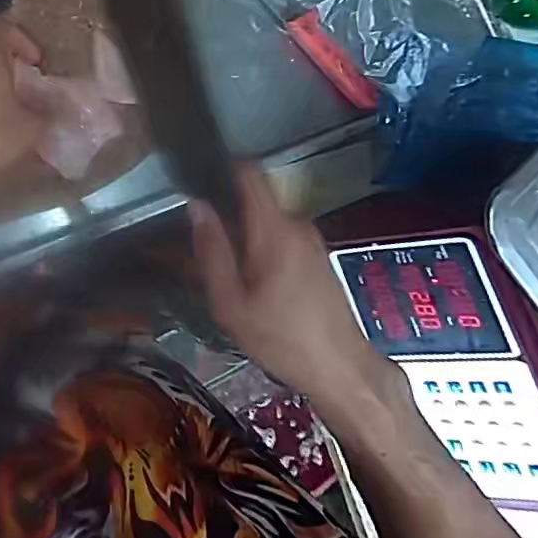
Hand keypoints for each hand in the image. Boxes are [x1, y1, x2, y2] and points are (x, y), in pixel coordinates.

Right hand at [189, 161, 402, 423]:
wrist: (341, 370)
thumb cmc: (279, 337)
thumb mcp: (229, 301)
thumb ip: (211, 249)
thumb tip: (196, 206)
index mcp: (273, 230)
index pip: (250, 174)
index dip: (223, 166)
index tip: (198, 174)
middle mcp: (296, 225)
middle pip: (253, 198)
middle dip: (225, 209)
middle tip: (198, 237)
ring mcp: (311, 239)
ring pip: (265, 218)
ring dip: (241, 230)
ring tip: (220, 261)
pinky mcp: (317, 255)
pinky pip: (278, 234)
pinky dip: (258, 243)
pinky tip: (248, 275)